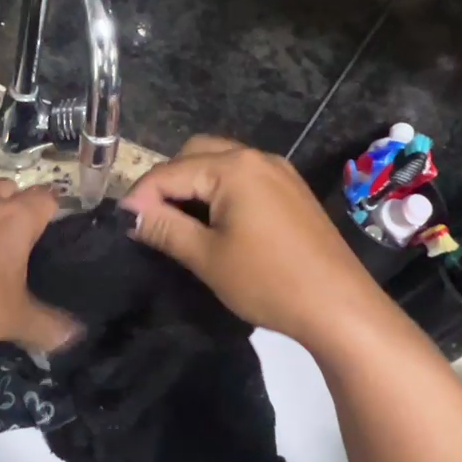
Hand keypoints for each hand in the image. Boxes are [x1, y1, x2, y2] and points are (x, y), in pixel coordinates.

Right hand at [118, 135, 382, 346]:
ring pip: (221, 164)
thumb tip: (129, 212)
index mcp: (234, 168)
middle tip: (152, 221)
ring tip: (179, 225)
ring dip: (194, 187)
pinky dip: (221, 192)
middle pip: (195, 154)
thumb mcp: (207, 257)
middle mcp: (257, 157)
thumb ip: (164, 228)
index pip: (170, 171)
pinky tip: (216, 225)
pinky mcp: (292, 192)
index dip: (140, 196)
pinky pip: (244, 179)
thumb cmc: (268, 281)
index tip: (121, 224)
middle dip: (167, 182)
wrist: (339, 306)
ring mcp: (280, 172)